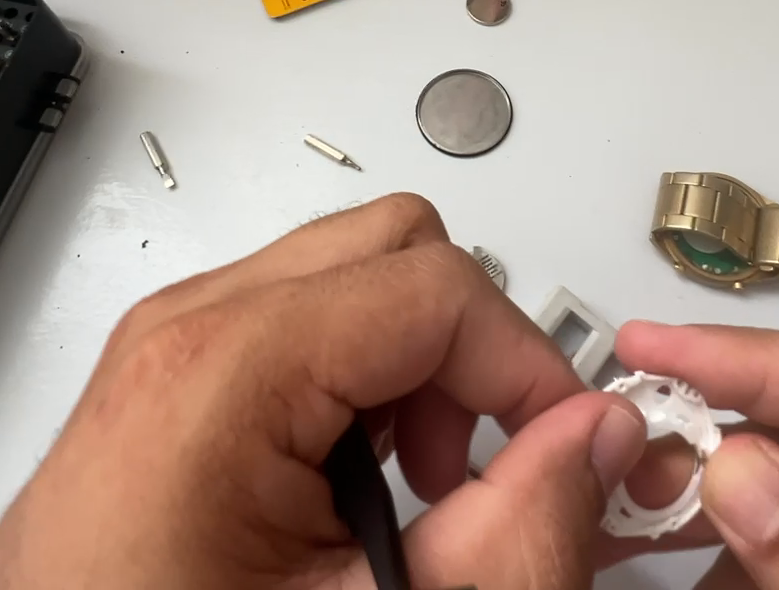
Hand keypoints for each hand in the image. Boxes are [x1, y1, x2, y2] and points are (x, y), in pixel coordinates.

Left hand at [0, 194, 647, 589]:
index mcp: (224, 368)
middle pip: (398, 243)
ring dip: (419, 361)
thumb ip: (516, 534)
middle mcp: (192, 322)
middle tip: (473, 462)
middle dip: (467, 343)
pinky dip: (369, 374)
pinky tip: (353, 476)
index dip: (524, 358)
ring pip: (361, 270)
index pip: (435, 285)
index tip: (563, 443)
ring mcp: (178, 336)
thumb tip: (600, 431)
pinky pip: (314, 312)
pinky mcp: (179, 364)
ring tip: (412, 482)